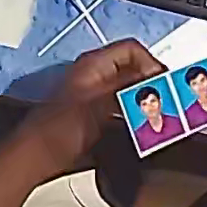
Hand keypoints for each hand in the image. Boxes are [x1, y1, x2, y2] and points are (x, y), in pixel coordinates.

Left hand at [0, 40, 163, 206]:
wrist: (36, 156)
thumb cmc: (58, 130)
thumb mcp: (98, 107)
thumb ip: (128, 93)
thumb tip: (156, 86)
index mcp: (93, 65)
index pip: (132, 50)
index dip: (151, 64)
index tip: (165, 85)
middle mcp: (95, 75)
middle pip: (134, 70)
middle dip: (153, 84)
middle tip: (170, 103)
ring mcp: (95, 94)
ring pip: (130, 90)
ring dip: (146, 101)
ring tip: (161, 117)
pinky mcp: (95, 114)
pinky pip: (124, 107)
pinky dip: (136, 114)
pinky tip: (144, 129)